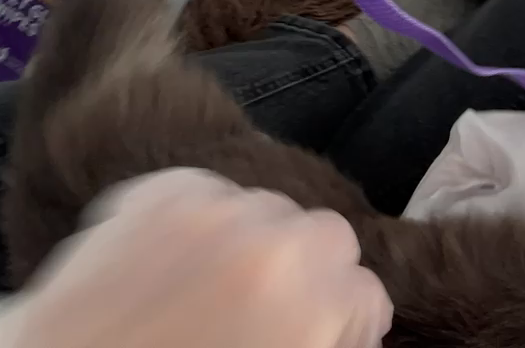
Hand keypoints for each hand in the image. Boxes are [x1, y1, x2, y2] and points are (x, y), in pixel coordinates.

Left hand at [0, 168, 391, 347]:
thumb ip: (318, 338)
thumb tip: (335, 325)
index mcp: (304, 305)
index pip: (368, 292)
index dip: (348, 327)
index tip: (328, 338)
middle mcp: (264, 240)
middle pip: (329, 234)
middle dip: (314, 273)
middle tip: (278, 314)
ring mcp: (207, 207)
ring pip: (269, 206)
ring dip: (258, 242)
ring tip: (220, 287)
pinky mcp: (156, 191)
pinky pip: (209, 192)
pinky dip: (205, 222)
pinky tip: (180, 263)